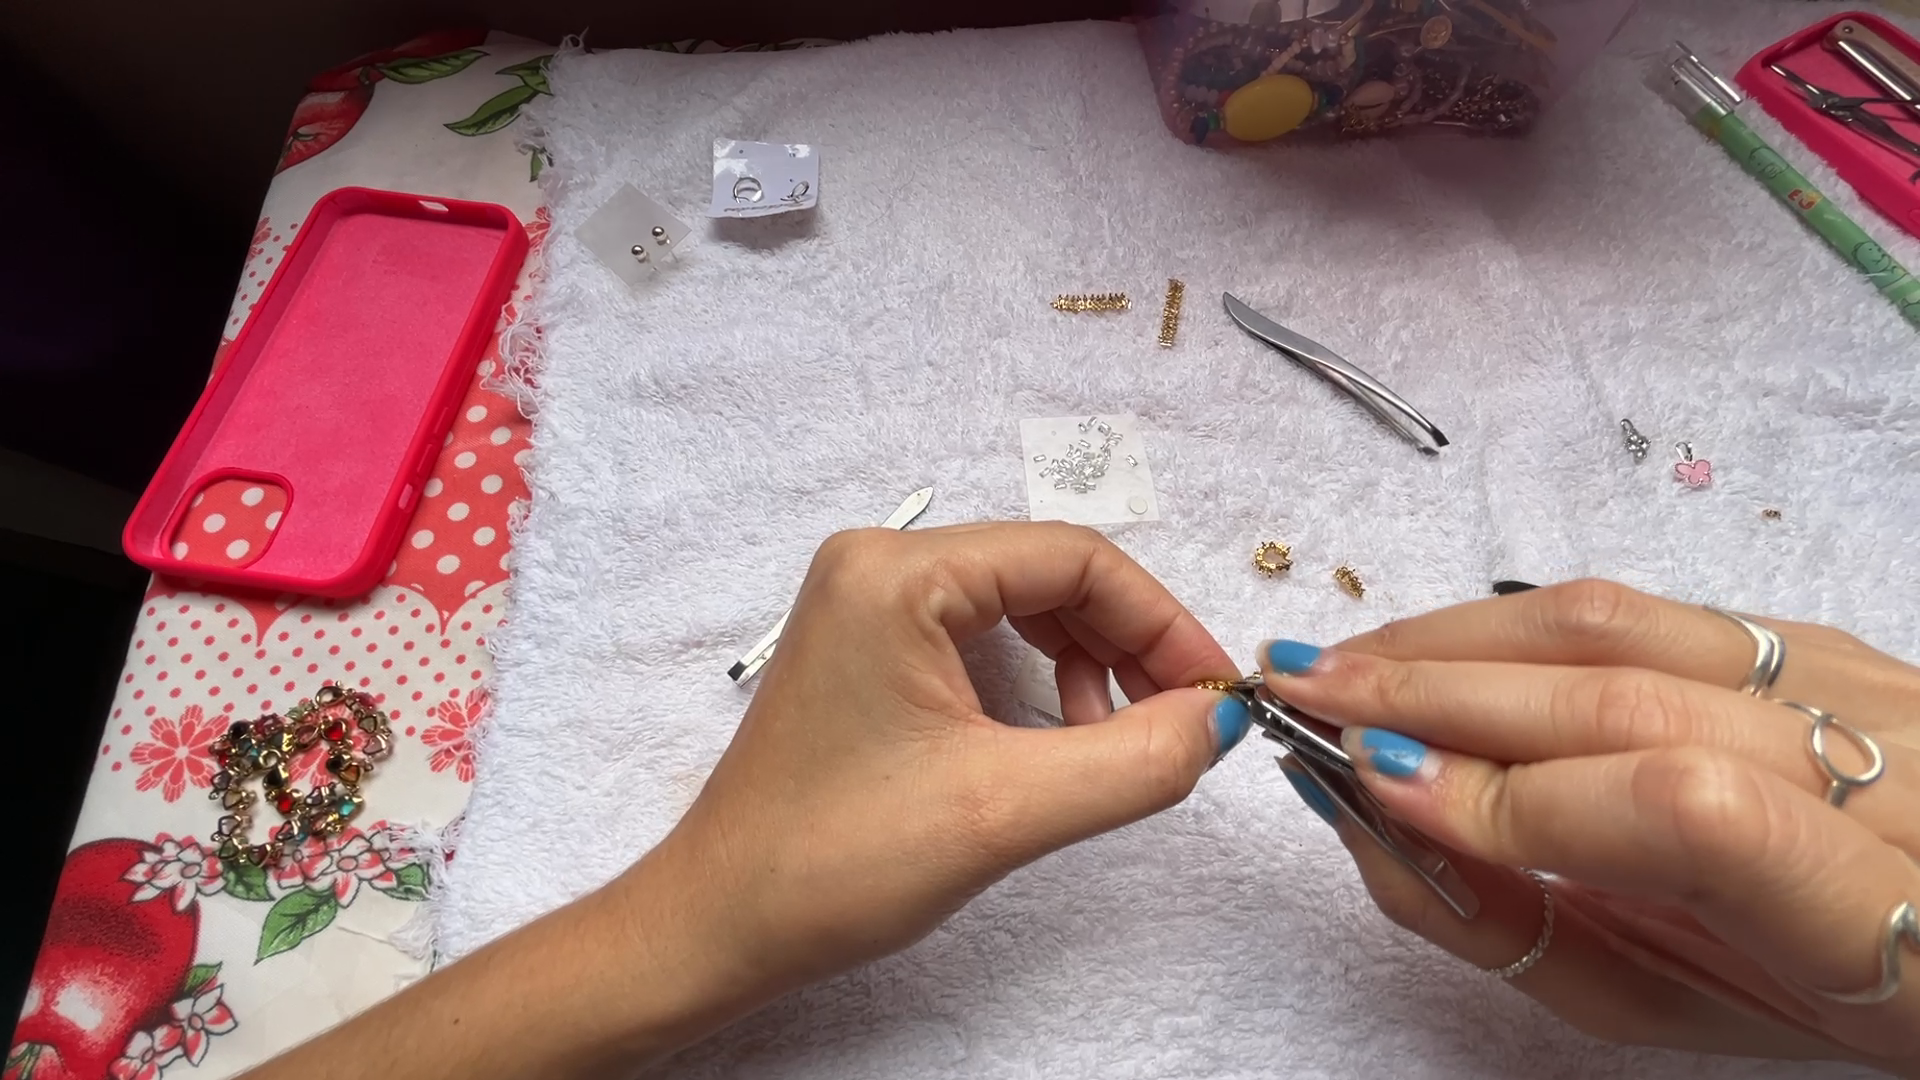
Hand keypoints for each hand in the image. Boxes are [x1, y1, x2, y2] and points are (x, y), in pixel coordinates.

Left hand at [646, 521, 1243, 999]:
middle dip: (1126, 641)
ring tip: (1112, 732)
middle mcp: (881, 561)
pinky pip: (982, 629)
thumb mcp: (1005, 810)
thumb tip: (1218, 716)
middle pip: (1047, 573)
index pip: (1071, 558)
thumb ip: (1136, 759)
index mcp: (899, 571)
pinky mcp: (871, 636)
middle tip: (1179, 717)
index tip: (1214, 691)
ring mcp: (870, 596)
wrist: (720, 922)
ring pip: (1019, 601)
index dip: (1159, 619)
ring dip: (1086, 657)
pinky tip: (1059, 725)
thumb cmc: (839, 864)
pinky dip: (1038, 670)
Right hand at [1256, 581, 1919, 1075]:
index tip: (1371, 778)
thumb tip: (1358, 805)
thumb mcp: (1649, 1003)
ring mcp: (1845, 678)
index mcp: (1896, 925)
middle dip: (1425, 694)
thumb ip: (1499, 921)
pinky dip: (1483, 621)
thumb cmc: (1782, 986)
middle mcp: (1897, 772)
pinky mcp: (1789, 630)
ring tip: (1336, 661)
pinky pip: (1607, 604)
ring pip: (1599, 621)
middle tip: (1299, 690)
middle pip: (1615, 696)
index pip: (1683, 816)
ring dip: (1436, 640)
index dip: (1505, 794)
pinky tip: (1414, 647)